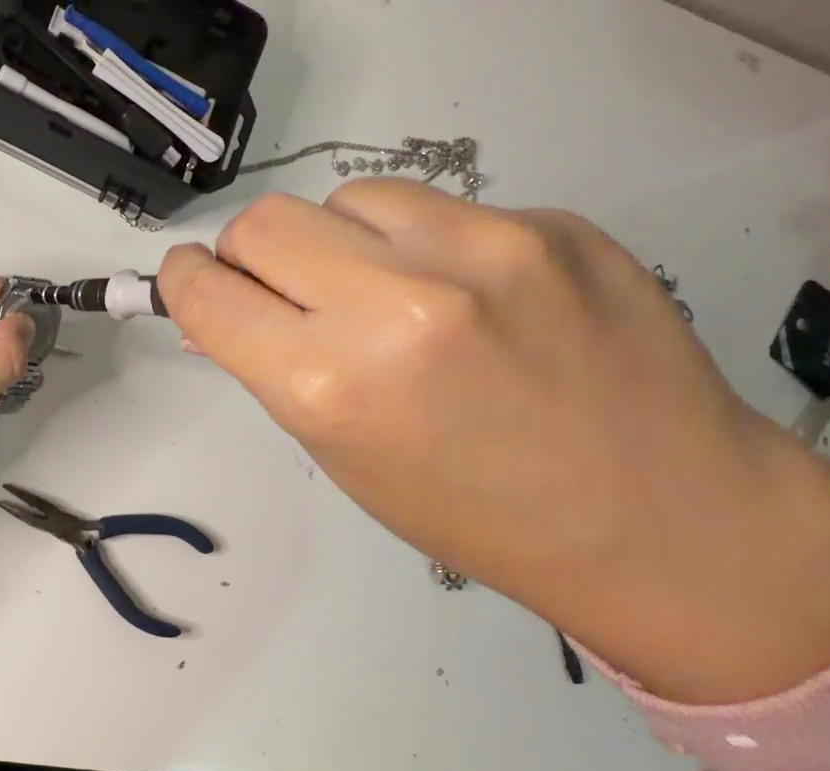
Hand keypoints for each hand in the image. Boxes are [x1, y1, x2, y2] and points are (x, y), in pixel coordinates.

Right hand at [160, 178, 829, 702]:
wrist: (644, 510)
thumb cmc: (466, 511)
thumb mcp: (341, 452)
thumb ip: (276, 371)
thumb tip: (220, 319)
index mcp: (328, 383)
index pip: (209, 292)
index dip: (185, 283)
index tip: (190, 283)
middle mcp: (398, 300)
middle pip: (266, 222)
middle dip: (251, 256)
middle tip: (279, 294)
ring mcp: (485, 249)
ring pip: (350, 198)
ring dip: (337, 241)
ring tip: (378, 292)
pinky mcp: (550, 222)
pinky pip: (440, 207)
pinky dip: (419, 244)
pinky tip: (461, 295)